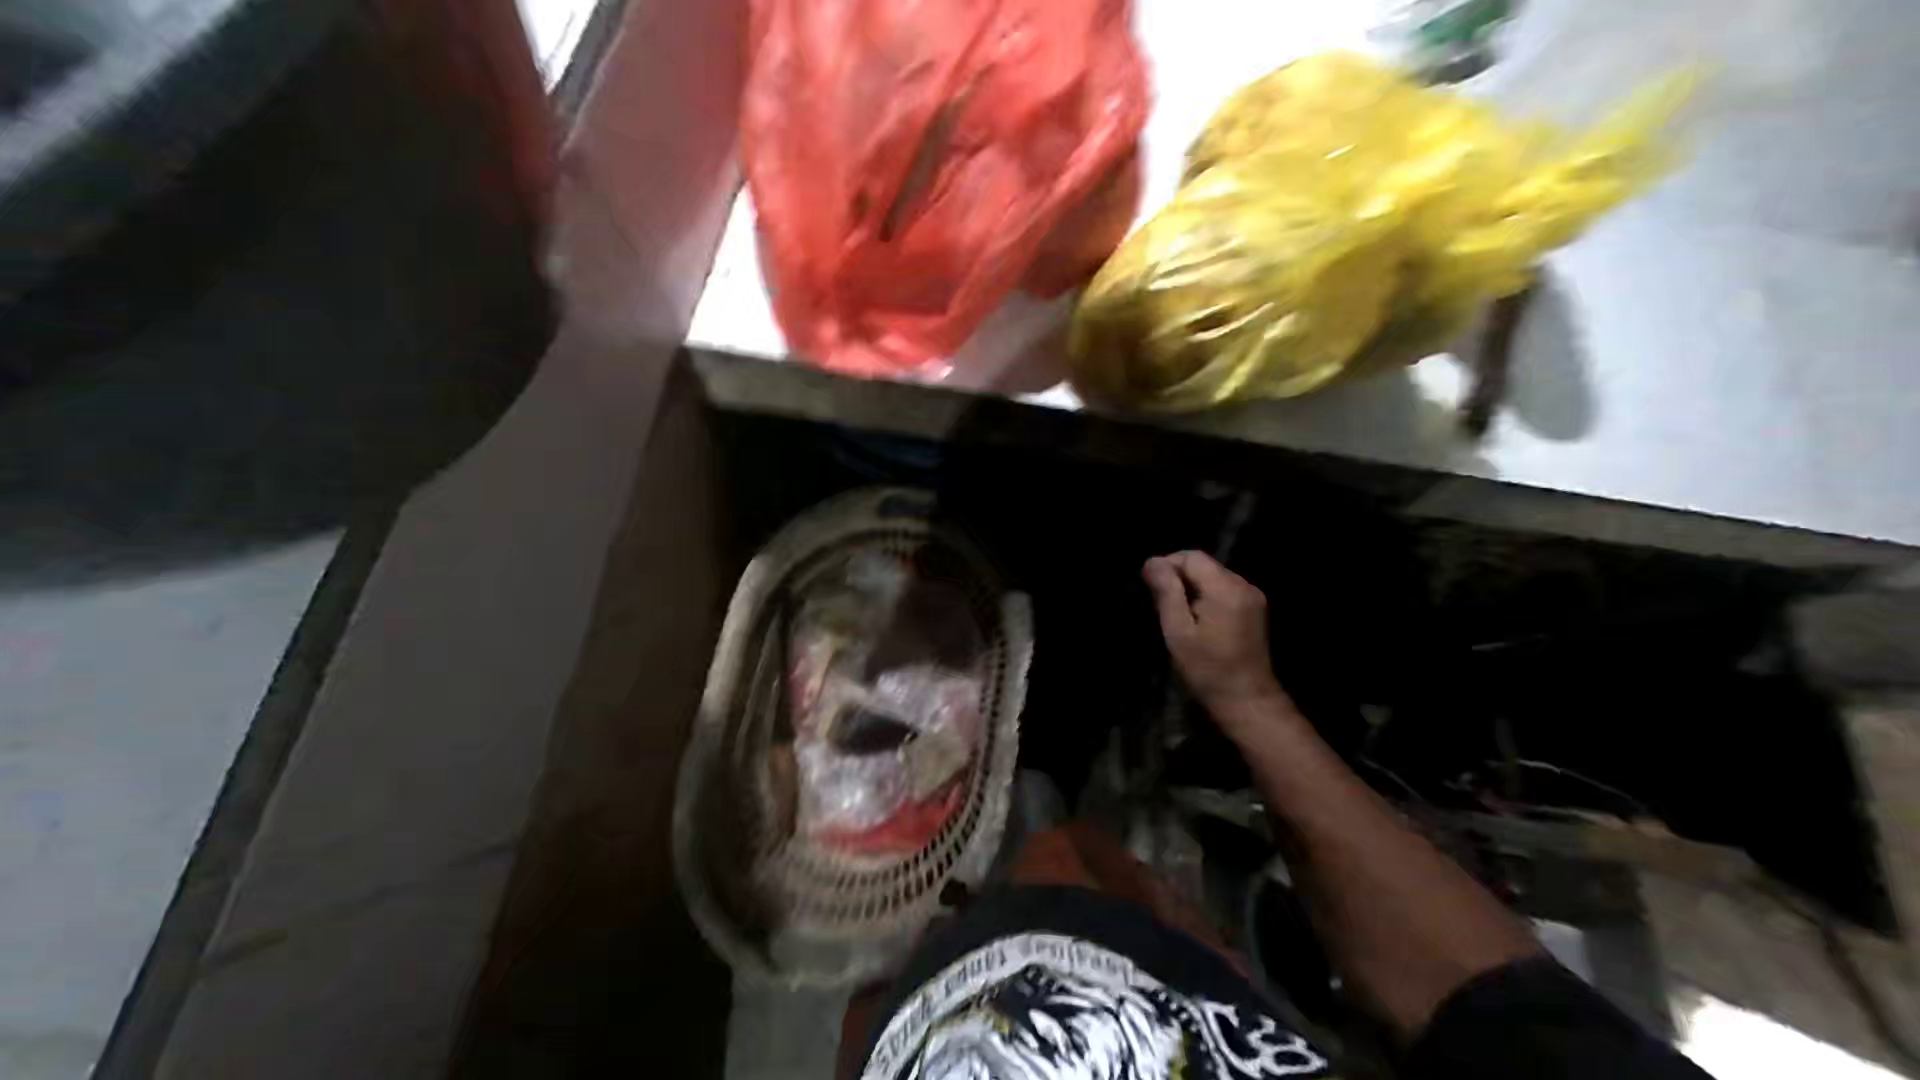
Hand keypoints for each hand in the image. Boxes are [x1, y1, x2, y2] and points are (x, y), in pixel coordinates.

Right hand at [1142, 552, 1290, 726]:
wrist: (1247, 700)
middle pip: (1204, 564)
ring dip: (1192, 587)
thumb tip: (1152, 562)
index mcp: (1226, 589)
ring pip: (1213, 576)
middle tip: (1161, 604)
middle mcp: (1244, 585)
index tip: (1150, 588)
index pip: (1192, 557)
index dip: (1167, 565)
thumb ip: (1167, 592)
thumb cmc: (1207, 669)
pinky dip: (1206, 596)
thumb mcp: (1178, 631)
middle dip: (1179, 577)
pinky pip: (1224, 589)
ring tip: (1177, 613)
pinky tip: (1197, 619)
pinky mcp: (1255, 608)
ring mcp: (1253, 597)